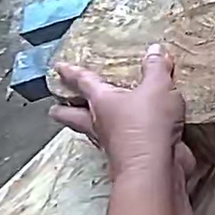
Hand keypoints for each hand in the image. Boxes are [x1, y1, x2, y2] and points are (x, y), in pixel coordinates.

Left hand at [51, 44, 192, 179]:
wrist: (155, 166)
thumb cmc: (149, 122)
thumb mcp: (158, 88)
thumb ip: (157, 69)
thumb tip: (155, 49)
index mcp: (102, 101)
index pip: (84, 82)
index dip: (72, 73)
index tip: (58, 68)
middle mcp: (100, 122)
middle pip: (73, 114)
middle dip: (65, 109)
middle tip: (56, 107)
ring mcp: (112, 142)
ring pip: (91, 131)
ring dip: (87, 126)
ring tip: (88, 122)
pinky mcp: (129, 156)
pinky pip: (119, 142)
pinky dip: (119, 138)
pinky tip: (126, 136)